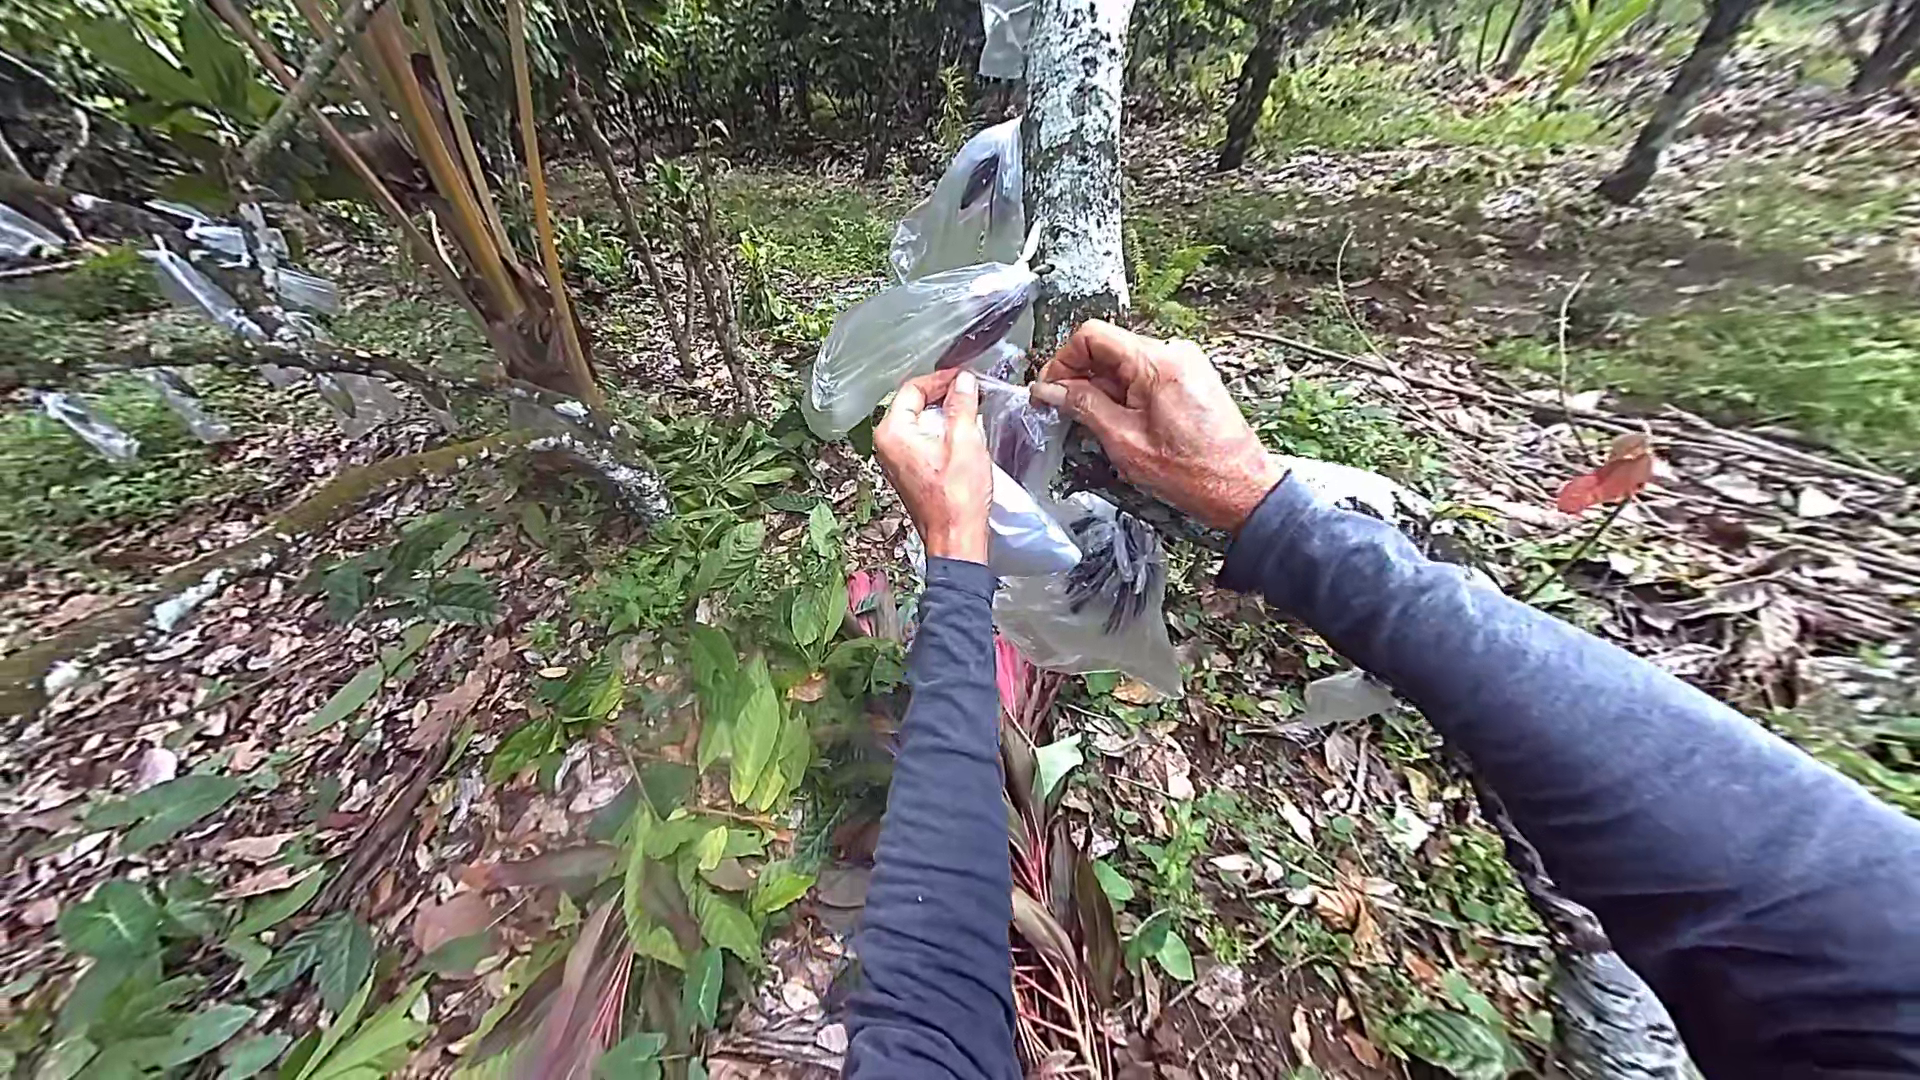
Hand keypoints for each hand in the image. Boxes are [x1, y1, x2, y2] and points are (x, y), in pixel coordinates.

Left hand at [874, 369, 992, 564]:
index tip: (963, 377)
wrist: (956, 538)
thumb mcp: (965, 441)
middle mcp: (888, 445)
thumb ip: (962, 404)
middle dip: (943, 395)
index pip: (912, 388)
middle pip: (913, 403)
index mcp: (893, 433)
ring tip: (970, 412)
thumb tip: (963, 382)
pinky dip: (941, 433)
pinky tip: (962, 436)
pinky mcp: (909, 472)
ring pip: (919, 423)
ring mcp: (897, 460)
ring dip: (944, 415)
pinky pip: (922, 441)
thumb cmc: (956, 499)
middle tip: (970, 391)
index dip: (940, 379)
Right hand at [1031, 320, 1284, 531]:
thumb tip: (1050, 390)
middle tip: (1062, 411)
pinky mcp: (1189, 378)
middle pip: (1107, 348)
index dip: (1062, 362)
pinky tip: (1121, 424)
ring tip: (1096, 425)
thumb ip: (1083, 407)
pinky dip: (1123, 394)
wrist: (1240, 488)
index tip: (1049, 389)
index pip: (1092, 336)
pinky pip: (1143, 375)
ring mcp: (1184, 364)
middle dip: (1079, 378)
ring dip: (1101, 389)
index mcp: (1157, 362)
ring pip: (1123, 364)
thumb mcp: (1123, 441)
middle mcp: (1173, 353)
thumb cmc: (1192, 472)